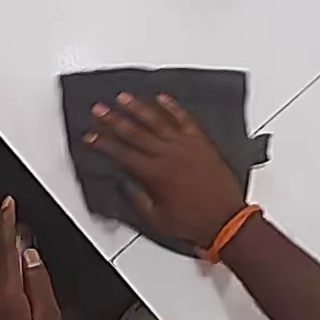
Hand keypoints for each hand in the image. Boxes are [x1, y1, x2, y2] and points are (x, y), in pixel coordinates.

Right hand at [84, 93, 246, 248]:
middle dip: (113, 119)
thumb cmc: (194, 222)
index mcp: (154, 174)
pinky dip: (173, 108)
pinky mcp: (201, 144)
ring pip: (156, 121)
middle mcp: (168, 155)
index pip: (121, 153)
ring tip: (124, 97)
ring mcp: (186, 147)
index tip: (91, 137)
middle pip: (134, 132)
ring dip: (138, 108)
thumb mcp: (156, 218)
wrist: (227, 221)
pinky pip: (185, 120)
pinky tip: (162, 98)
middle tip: (99, 109)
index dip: (103, 144)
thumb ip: (138, 198)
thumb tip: (126, 183)